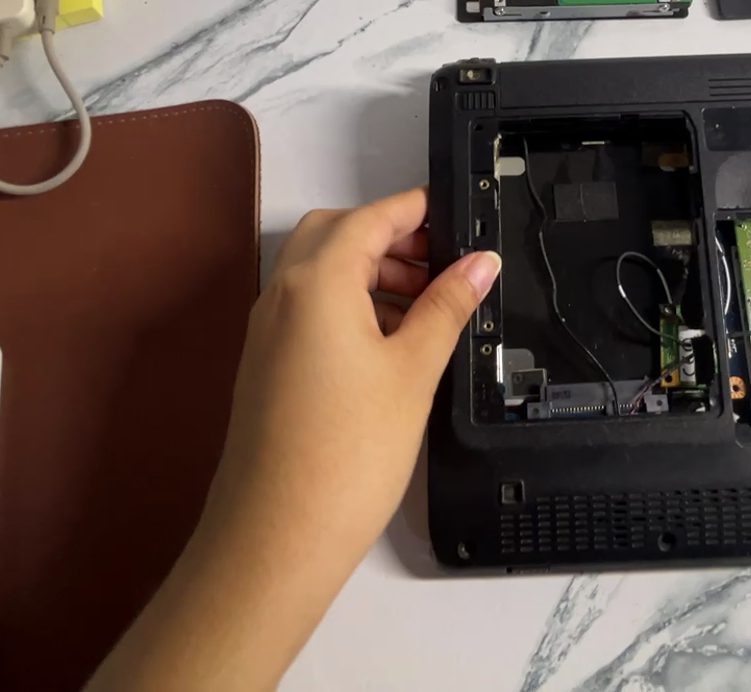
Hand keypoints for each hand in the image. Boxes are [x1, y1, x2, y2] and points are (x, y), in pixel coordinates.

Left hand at [86, 188, 499, 691]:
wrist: (273, 541)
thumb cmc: (352, 449)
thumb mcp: (414, 369)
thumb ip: (448, 305)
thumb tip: (482, 262)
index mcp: (316, 283)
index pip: (370, 219)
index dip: (416, 209)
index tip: (457, 215)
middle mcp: (282, 294)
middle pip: (336, 234)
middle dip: (390, 236)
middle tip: (441, 261)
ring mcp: (268, 329)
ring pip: (319, 269)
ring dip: (369, 267)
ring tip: (425, 300)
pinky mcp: (267, 361)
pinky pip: (309, 305)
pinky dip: (349, 299)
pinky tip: (390, 337)